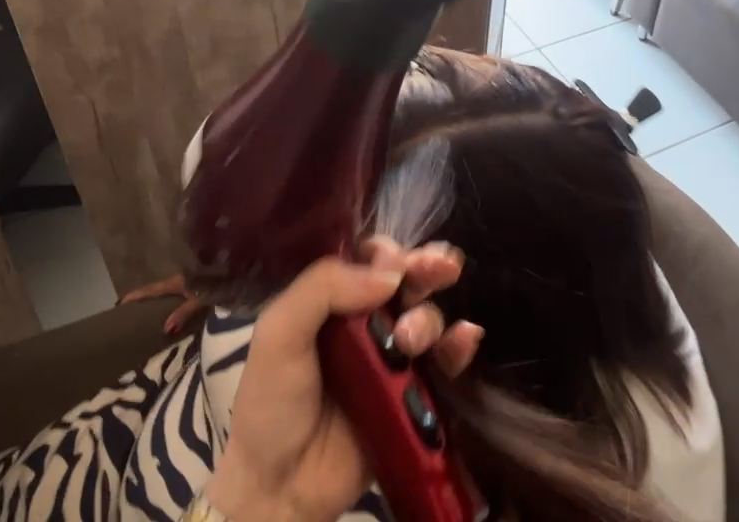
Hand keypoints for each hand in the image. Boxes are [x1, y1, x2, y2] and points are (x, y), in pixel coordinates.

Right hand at [119, 273, 209, 334]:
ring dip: (154, 298)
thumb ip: (183, 313)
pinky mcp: (194, 283)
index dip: (134, 296)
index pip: (150, 289)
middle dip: (142, 298)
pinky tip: (166, 308)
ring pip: (164, 290)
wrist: (233, 269)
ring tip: (143, 311)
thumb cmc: (216, 284)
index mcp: (175, 282)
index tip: (119, 303)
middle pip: (155, 289)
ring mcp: (186, 280)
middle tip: (128, 311)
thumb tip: (164, 329)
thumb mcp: (199, 299)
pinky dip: (165, 299)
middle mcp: (177, 279)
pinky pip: (174, 292)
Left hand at [205, 239, 482, 521]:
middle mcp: (365, 321)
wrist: (282, 486)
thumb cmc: (271, 403)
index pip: (368, 260)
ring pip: (427, 317)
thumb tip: (390, 274)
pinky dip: (460, 346)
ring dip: (429, 318)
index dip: (388, 252)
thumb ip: (322, 289)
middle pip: (407, 281)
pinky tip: (466, 338)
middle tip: (441, 266)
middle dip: (426, 267)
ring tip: (409, 340)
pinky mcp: (414, 394)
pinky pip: (446, 362)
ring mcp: (392, 358)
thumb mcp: (278, 334)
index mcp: (331, 301)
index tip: (397, 260)